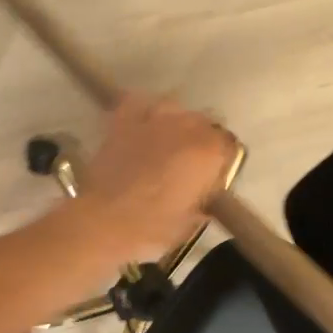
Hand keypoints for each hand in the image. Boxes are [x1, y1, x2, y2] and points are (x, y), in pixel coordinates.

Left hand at [77, 93, 237, 261]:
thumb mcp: (188, 225)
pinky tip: (143, 126)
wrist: (101, 221)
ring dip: (176, 124)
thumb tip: (204, 204)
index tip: (211, 183)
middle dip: (201, 142)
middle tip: (188, 168)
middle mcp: (187, 127)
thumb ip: (202, 206)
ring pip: (176, 110)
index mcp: (210, 153)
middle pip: (206, 124)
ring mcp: (153, 119)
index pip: (230, 148)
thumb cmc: (150, 229)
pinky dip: (144, 112)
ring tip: (167, 145)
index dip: (222, 166)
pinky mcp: (123, 120)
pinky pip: (140, 103)